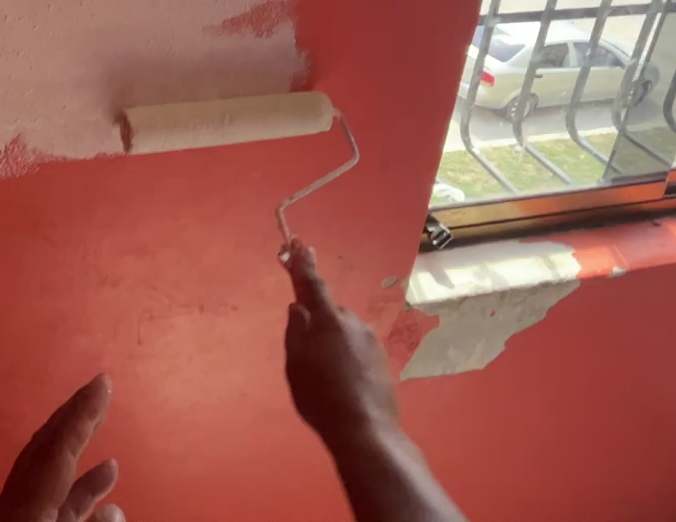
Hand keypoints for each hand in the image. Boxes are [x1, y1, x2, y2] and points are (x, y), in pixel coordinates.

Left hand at [0, 374, 125, 521]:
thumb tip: (113, 503)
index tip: (103, 380)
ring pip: (46, 483)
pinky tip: (105, 508)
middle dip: (74, 420)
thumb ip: (85, 518)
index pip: (56, 450)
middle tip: (100, 388)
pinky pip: (46, 509)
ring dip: (81, 472)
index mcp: (19, 507)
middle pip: (44, 451)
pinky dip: (73, 500)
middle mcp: (11, 507)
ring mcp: (11, 520)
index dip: (82, 413)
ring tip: (113, 463)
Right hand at [282, 239, 397, 444]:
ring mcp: (370, 339)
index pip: (312, 282)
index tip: (299, 244)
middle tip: (307, 353)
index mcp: (327, 318)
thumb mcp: (295, 363)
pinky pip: (356, 346)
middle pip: (328, 311)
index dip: (303, 262)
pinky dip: (346, 355)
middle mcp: (352, 321)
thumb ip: (295, 329)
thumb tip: (298, 306)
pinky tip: (343, 382)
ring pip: (343, 330)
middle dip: (317, 322)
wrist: (367, 432)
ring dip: (333, 341)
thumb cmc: (321, 396)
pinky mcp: (381, 358)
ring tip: (326, 376)